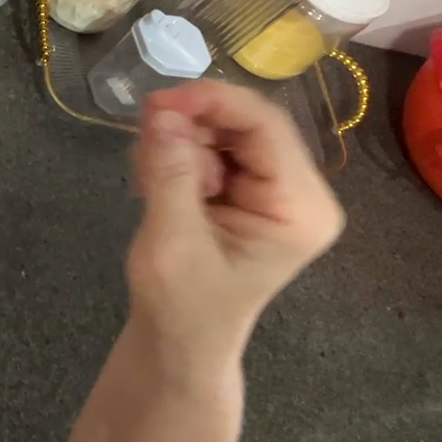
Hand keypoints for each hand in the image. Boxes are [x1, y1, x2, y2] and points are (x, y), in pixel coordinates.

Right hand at [127, 81, 343, 367]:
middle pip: (247, 125)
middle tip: (142, 142)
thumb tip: (159, 112)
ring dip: (179, 145)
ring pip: (225, 133)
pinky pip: (214, 150)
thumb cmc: (182, 301)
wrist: (179, 339)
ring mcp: (274, 191)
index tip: (155, 102)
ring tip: (150, 183)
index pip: (265, 127)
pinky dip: (179, 156)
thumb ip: (170, 172)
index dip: (212, 102)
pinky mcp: (247, 193)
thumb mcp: (172, 237)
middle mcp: (299, 192)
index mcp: (300, 207)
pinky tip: (158, 184)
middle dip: (191, 126)